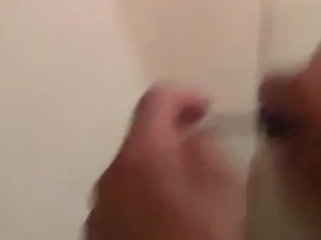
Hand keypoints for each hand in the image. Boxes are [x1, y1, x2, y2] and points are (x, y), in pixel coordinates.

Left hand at [88, 85, 244, 239]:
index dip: (186, 95)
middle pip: (140, 139)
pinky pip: (121, 208)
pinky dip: (143, 203)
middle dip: (171, 139)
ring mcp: (96, 215)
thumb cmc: (202, 236)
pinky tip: (167, 224)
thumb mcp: (224, 187)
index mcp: (140, 154)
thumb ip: (207, 148)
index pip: (156, 99)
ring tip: (187, 193)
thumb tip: (192, 137)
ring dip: (156, 173)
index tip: (209, 109)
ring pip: (129, 176)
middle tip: (203, 150)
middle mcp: (108, 178)